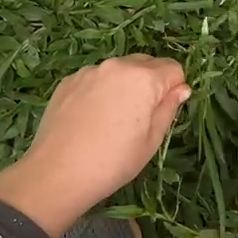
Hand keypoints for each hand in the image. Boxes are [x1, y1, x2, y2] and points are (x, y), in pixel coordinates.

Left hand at [0, 55, 189, 237]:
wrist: (56, 174)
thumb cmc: (113, 162)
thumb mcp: (151, 141)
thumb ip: (168, 108)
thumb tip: (181, 89)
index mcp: (143, 78)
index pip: (174, 69)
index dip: (174, 89)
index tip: (163, 111)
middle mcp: (117, 66)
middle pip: (147, 63)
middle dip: (151, 83)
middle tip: (140, 116)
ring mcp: (89, 71)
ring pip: (120, 70)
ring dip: (125, 85)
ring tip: (113, 118)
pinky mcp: (68, 81)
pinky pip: (96, 78)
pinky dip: (101, 90)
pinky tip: (91, 118)